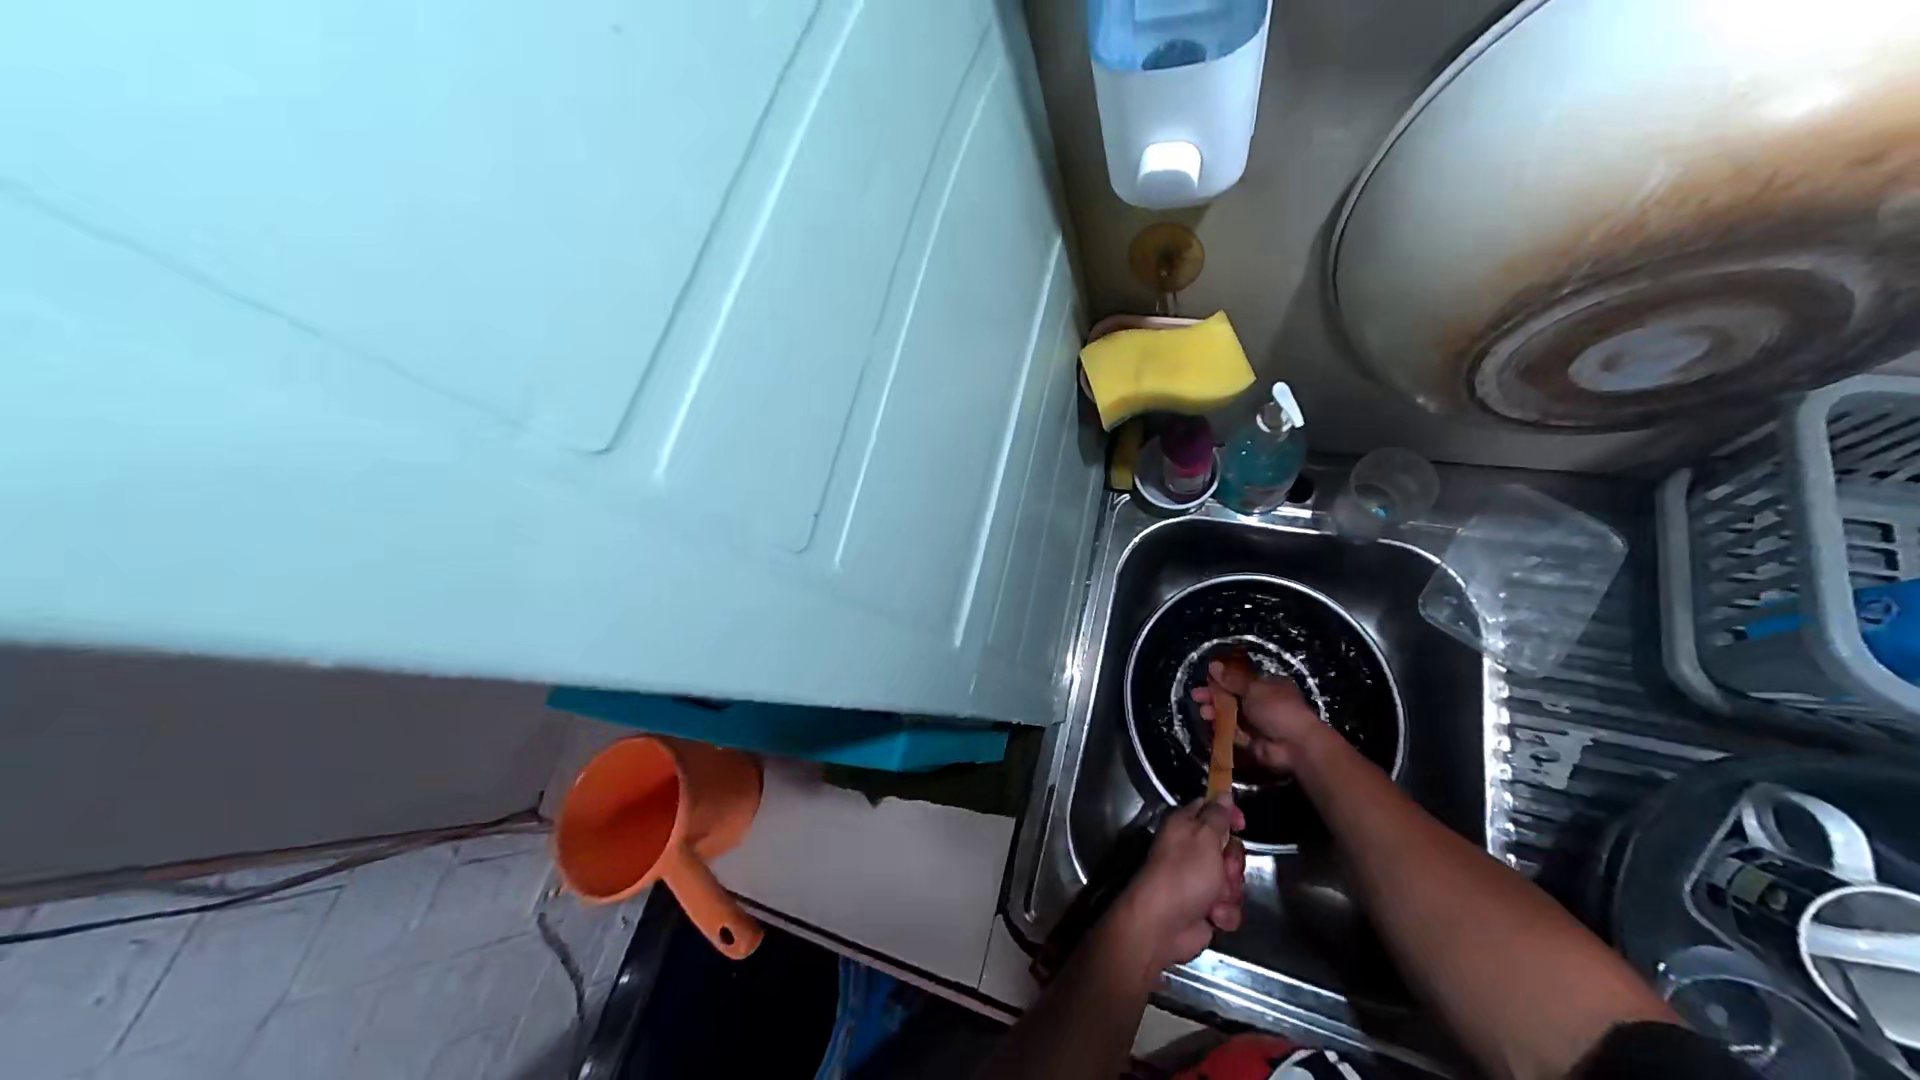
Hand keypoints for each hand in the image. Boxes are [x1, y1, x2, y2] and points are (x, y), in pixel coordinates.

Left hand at [1106, 796, 1246, 979]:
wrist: (1164, 923)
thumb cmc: (1183, 873)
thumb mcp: (1204, 837)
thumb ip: (1217, 815)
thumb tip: (1223, 792)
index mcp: (1186, 826)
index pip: (1212, 809)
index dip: (1229, 815)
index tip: (1242, 825)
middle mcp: (1192, 850)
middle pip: (1230, 848)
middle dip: (1233, 863)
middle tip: (1223, 870)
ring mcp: (1200, 880)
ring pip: (1233, 880)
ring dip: (1229, 892)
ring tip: (1214, 898)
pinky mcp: (1207, 907)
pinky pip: (1230, 906)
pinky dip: (1224, 912)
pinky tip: (1213, 915)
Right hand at [1191, 658, 1324, 770]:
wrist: (1294, 744)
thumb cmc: (1277, 708)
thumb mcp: (1253, 688)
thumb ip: (1231, 679)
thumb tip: (1213, 665)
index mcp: (1267, 686)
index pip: (1241, 680)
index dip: (1222, 679)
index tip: (1206, 679)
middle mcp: (1263, 703)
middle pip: (1233, 697)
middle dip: (1214, 696)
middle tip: (1197, 696)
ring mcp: (1258, 723)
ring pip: (1231, 715)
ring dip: (1216, 712)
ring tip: (1203, 712)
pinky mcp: (1252, 741)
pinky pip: (1234, 733)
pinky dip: (1223, 729)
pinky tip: (1211, 726)